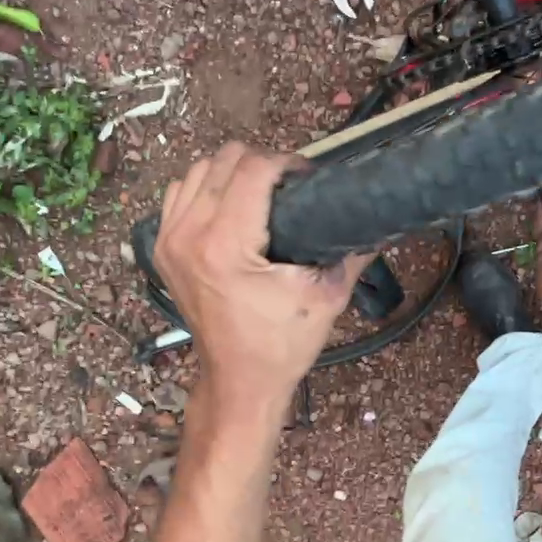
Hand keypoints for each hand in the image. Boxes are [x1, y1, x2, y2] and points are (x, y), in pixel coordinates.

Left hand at [153, 144, 371, 425]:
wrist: (240, 381)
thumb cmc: (283, 344)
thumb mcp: (327, 297)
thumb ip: (353, 253)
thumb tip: (380, 222)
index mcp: (226, 245)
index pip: (252, 170)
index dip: (286, 162)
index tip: (310, 177)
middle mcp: (189, 234)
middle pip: (223, 161)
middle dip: (261, 164)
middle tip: (290, 187)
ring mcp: (168, 239)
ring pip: (197, 170)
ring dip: (232, 173)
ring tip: (262, 193)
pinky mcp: (161, 247)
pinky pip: (179, 193)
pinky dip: (206, 188)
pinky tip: (232, 206)